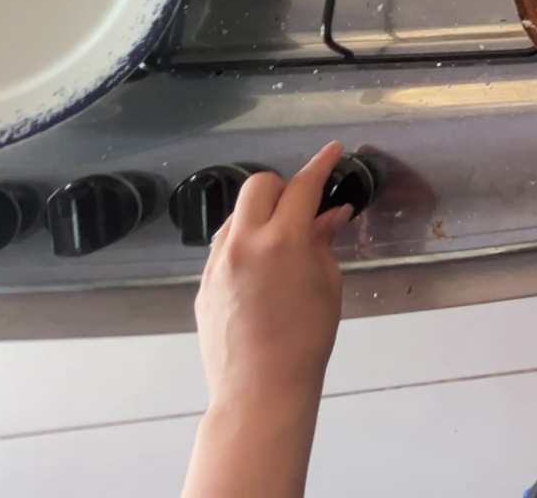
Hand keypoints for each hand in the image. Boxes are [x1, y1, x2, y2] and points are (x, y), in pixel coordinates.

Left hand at [195, 141, 352, 408]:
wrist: (261, 385)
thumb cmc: (309, 332)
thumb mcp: (327, 281)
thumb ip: (323, 240)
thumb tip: (331, 214)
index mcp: (282, 240)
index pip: (303, 186)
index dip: (321, 164)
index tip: (333, 151)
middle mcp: (243, 243)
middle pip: (257, 186)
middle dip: (283, 185)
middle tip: (305, 204)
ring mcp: (217, 264)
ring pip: (236, 215)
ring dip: (262, 213)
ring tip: (285, 238)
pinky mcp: (203, 284)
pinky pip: (225, 245)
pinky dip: (246, 240)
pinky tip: (264, 265)